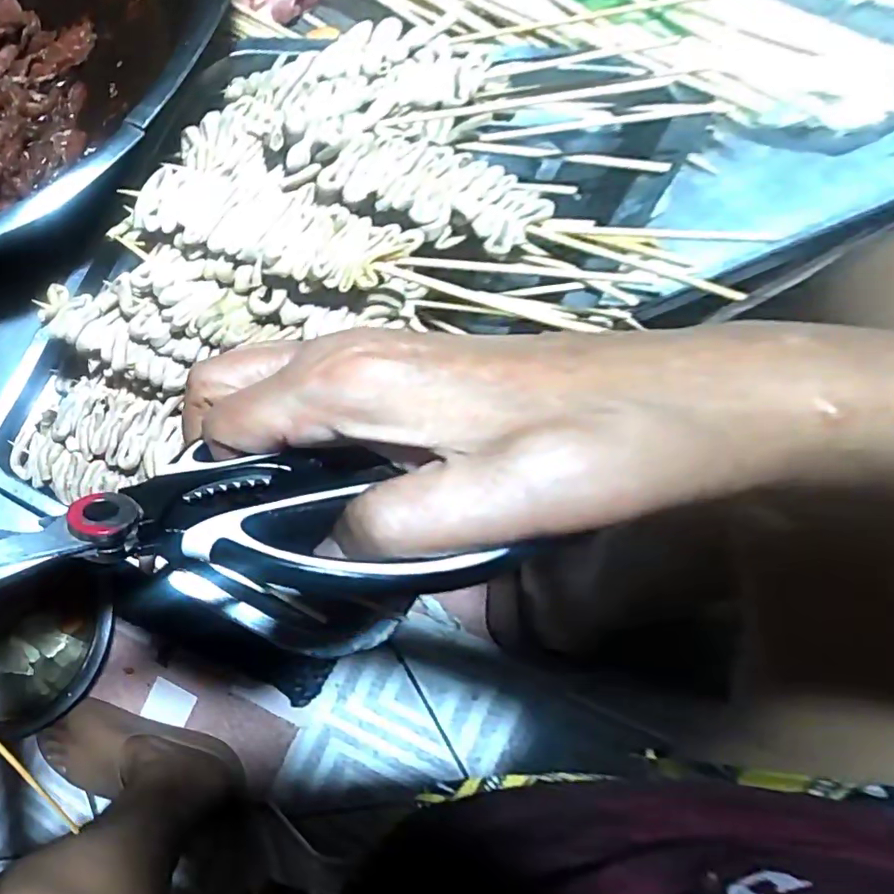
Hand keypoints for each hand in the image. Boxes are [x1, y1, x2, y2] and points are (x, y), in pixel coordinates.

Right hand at [184, 323, 893, 556]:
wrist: (692, 398)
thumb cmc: (595, 448)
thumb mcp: (500, 506)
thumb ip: (393, 530)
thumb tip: (320, 546)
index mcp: (343, 382)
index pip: (221, 424)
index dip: (210, 479)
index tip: (232, 527)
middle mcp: (332, 351)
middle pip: (211, 382)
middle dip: (201, 442)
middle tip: (239, 500)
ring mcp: (353, 346)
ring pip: (242, 375)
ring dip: (231, 428)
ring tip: (268, 485)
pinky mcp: (378, 356)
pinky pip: (281, 379)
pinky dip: (266, 417)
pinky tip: (314, 462)